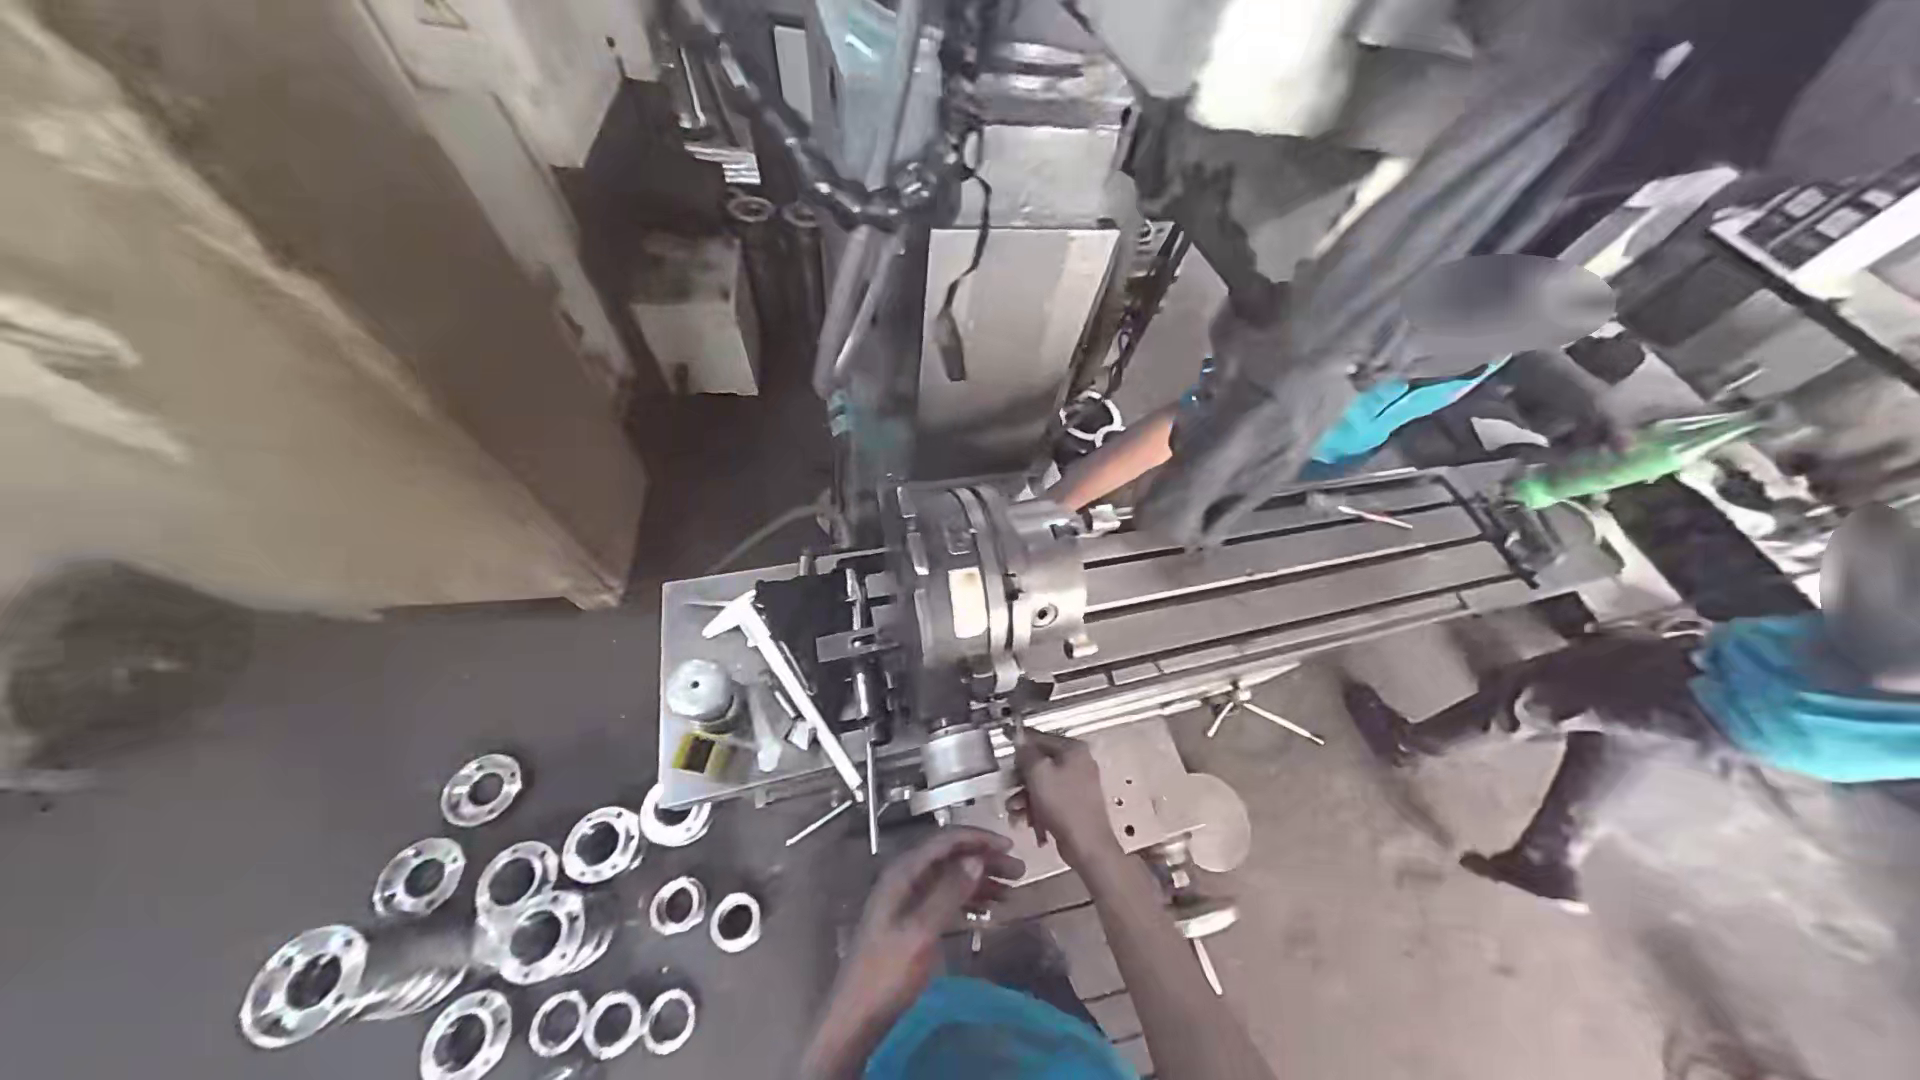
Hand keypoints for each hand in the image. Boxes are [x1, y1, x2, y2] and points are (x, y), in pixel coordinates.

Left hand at [836, 827, 1023, 1021]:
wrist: (857, 1017)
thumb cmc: (887, 973)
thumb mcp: (921, 932)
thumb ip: (948, 892)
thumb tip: (977, 859)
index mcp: (903, 872)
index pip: (945, 840)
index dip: (978, 838)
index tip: (1010, 845)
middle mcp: (905, 877)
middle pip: (950, 856)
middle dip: (984, 858)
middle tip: (1018, 870)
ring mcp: (908, 898)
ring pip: (950, 876)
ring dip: (980, 879)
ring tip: (1011, 890)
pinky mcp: (912, 919)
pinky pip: (945, 897)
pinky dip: (968, 898)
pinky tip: (989, 910)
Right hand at [1013, 731, 1121, 865]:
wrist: (1087, 845)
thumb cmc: (1062, 804)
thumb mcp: (1038, 773)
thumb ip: (1026, 753)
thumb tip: (1020, 738)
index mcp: (1073, 749)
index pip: (1040, 737)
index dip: (1020, 741)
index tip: (1003, 744)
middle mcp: (1077, 762)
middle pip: (1039, 762)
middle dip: (1020, 778)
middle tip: (1009, 788)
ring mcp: (1077, 784)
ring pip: (1041, 783)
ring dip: (1024, 796)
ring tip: (1015, 810)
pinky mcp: (1074, 803)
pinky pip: (1049, 798)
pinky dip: (1036, 807)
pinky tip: (1026, 820)